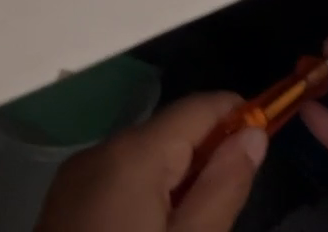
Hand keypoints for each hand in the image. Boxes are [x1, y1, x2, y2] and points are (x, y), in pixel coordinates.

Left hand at [35, 92, 266, 231]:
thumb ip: (224, 186)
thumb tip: (252, 133)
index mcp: (132, 153)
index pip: (200, 107)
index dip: (239, 117)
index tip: (266, 144)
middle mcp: (100, 151)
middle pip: (172, 133)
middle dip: (208, 159)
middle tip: (226, 212)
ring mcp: (75, 180)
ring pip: (147, 160)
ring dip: (179, 183)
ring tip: (192, 230)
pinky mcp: (62, 208)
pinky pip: (119, 184)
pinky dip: (147, 199)